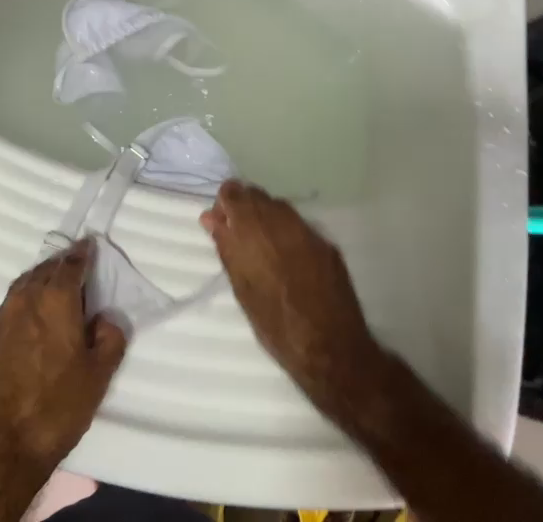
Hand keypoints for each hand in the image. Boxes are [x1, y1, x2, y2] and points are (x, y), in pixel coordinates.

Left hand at [0, 239, 127, 473]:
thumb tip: (106, 319)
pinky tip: (36, 319)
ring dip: (43, 281)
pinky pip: (13, 304)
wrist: (0, 443)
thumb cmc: (56, 406)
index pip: (71, 263)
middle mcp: (25, 297)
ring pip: (26, 285)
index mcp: (55, 298)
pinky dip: (28, 301)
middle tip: (80, 272)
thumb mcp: (98, 375)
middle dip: (63, 266)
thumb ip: (110, 338)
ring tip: (59, 293)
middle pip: (46, 269)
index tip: (91, 246)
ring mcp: (2, 315)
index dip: (83, 253)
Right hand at [200, 181, 380, 410]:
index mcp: (255, 232)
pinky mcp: (327, 245)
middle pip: (258, 196)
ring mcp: (308, 232)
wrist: (332, 349)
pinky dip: (287, 232)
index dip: (224, 203)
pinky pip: (300, 226)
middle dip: (244, 207)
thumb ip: (226, 248)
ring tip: (261, 247)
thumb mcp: (241, 289)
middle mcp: (282, 222)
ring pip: (280, 208)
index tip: (220, 222)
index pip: (234, 194)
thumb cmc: (276, 325)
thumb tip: (211, 218)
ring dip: (266, 217)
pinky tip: (287, 258)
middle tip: (238, 235)